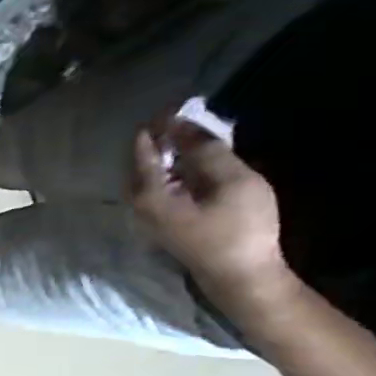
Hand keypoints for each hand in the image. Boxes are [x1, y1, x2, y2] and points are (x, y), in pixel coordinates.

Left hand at [131, 116, 292, 306]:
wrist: (239, 272)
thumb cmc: (239, 227)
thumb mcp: (231, 182)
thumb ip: (206, 152)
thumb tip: (184, 125)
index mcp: (147, 191)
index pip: (143, 148)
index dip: (158, 124)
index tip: (177, 102)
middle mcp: (136, 200)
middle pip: (142, 159)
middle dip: (161, 135)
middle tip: (187, 112)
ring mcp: (146, 211)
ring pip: (151, 171)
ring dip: (169, 150)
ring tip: (192, 128)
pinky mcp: (161, 217)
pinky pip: (161, 182)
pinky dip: (174, 165)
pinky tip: (194, 157)